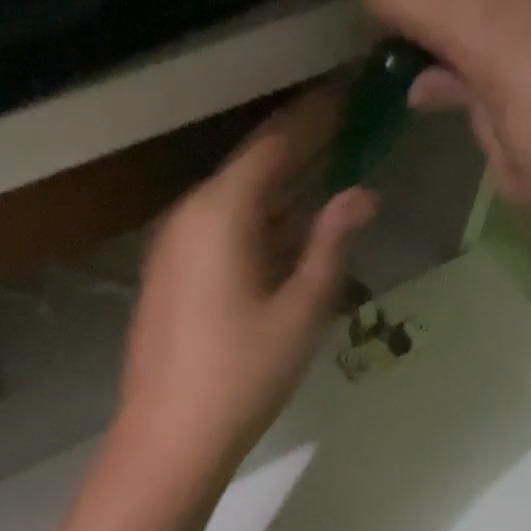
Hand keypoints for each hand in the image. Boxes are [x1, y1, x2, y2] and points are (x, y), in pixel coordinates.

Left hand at [117, 94, 376, 473]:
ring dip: (280, 194)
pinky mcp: (169, 278)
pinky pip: (218, 234)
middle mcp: (188, 217)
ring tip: (330, 178)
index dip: (315, 117)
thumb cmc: (243, 374)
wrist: (169, 437)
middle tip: (350, 132)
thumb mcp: (301, 310)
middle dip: (301, 152)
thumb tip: (361, 196)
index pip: (274, 143)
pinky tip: (289, 235)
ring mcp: (172, 249)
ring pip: (234, 204)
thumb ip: (331, 244)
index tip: (350, 93)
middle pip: (251, 170)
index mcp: (219, 212)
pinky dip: (256, 227)